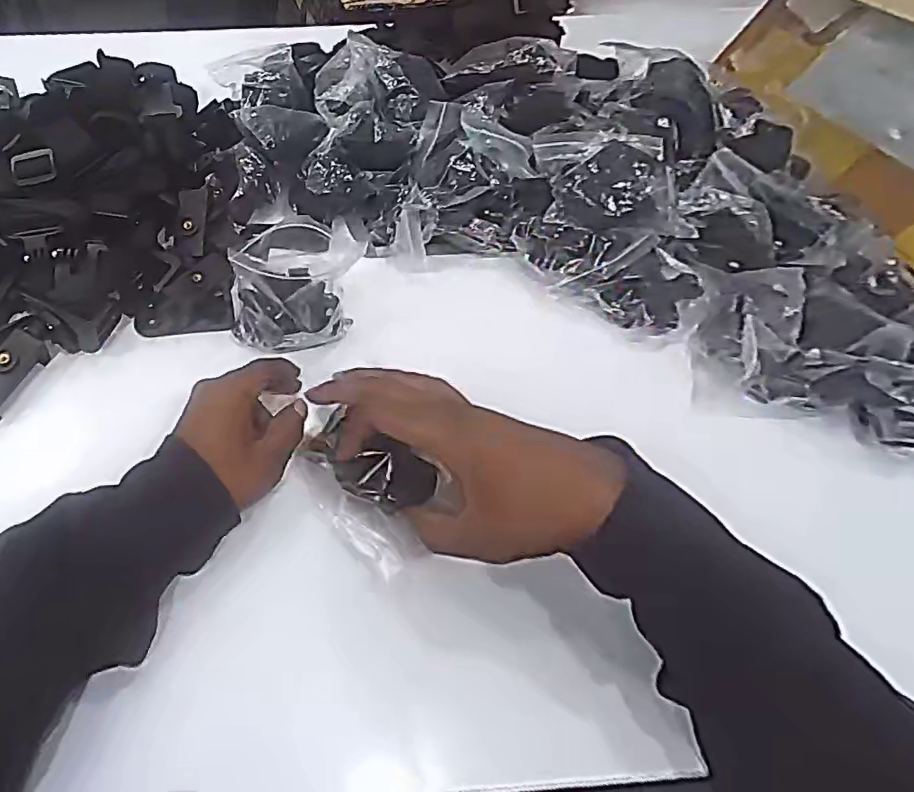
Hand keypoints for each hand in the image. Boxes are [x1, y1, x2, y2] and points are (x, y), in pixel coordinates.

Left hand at [175, 358, 307, 508]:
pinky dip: (238, 411)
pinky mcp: (192, 418)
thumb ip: (289, 426)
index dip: (284, 370)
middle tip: (288, 393)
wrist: (182, 497)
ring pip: (234, 393)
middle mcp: (211, 391)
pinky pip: (221, 405)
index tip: (295, 375)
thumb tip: (297, 410)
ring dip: (255, 403)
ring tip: (271, 428)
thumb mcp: (269, 455)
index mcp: (231, 391)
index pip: (263, 368)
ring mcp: (199, 404)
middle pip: (247, 379)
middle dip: (271, 387)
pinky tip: (249, 435)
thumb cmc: (222, 476)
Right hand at [306, 369, 625, 562]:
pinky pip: (424, 387)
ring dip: (372, 381)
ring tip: (347, 392)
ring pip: (408, 379)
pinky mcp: (478, 415)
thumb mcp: (473, 535)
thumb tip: (398, 512)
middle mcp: (450, 409)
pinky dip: (396, 386)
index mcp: (444, 432)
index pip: (381, 409)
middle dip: (349, 385)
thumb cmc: (533, 513)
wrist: (594, 495)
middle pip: (389, 382)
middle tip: (318, 394)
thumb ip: (424, 525)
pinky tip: (394, 404)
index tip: (341, 457)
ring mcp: (466, 408)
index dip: (350, 426)